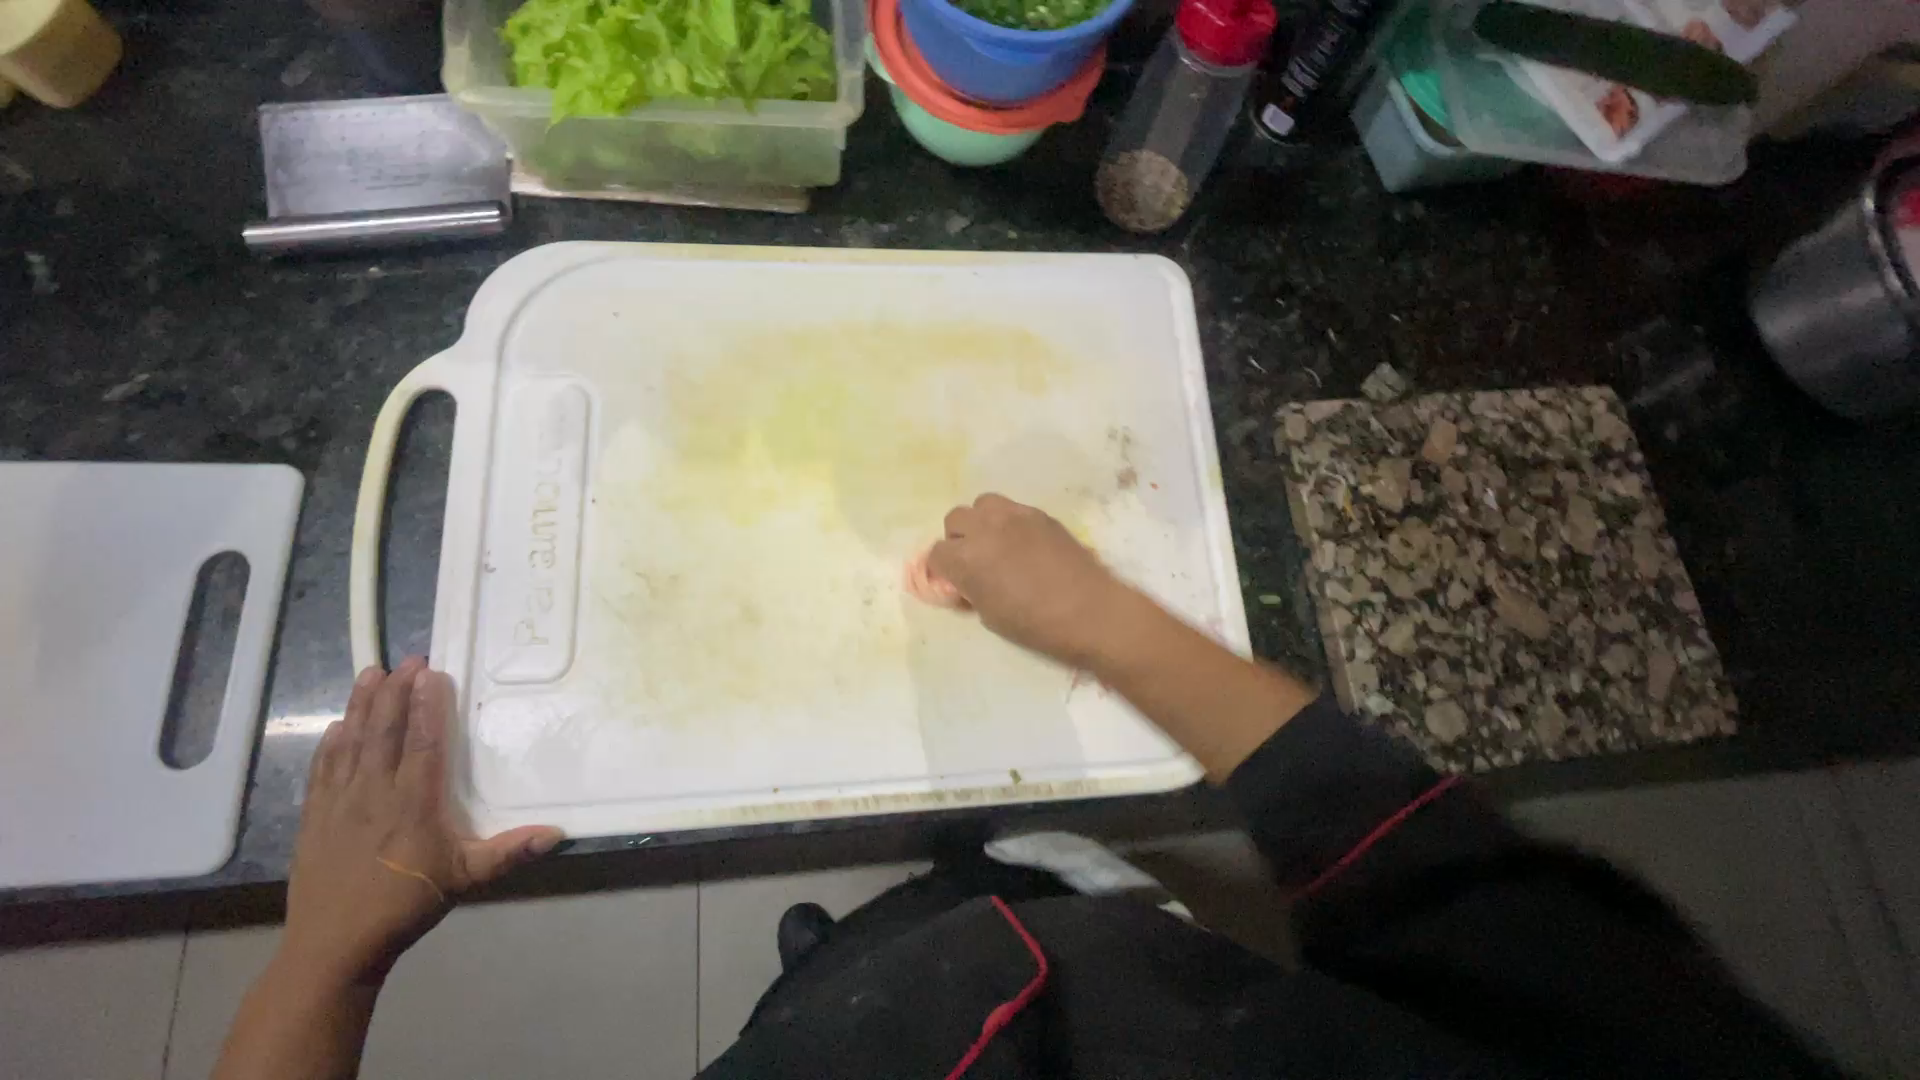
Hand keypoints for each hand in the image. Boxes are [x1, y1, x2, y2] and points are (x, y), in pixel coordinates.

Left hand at [280, 658, 562, 987]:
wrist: (333, 947)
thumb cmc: (406, 904)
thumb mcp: (465, 878)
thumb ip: (509, 853)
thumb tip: (559, 833)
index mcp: (412, 804)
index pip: (422, 744)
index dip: (428, 707)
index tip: (432, 674)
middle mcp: (374, 794)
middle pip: (384, 733)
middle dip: (395, 693)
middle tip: (407, 660)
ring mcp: (339, 804)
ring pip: (351, 743)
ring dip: (361, 706)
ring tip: (370, 674)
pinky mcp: (314, 818)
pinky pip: (322, 770)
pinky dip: (330, 743)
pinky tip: (337, 725)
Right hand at [927, 494, 1134, 667]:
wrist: (1089, 611)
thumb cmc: (1035, 624)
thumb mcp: (990, 615)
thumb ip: (971, 590)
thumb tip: (966, 582)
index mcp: (966, 559)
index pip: (936, 554)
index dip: (942, 570)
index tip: (955, 582)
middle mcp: (985, 529)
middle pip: (955, 519)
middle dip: (958, 540)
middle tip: (974, 561)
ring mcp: (1014, 516)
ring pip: (983, 504)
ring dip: (982, 522)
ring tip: (996, 543)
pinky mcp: (1040, 514)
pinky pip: (1012, 508)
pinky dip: (1009, 522)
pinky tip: (1023, 543)